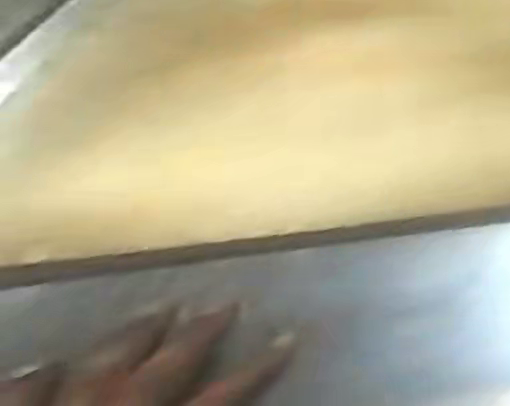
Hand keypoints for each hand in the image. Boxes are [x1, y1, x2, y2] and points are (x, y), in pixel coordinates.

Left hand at [0, 305, 293, 405]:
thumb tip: (231, 399)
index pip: (222, 393)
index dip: (260, 365)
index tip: (291, 335)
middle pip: (163, 367)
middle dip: (196, 333)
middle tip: (222, 303)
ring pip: (91, 369)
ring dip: (121, 342)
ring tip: (142, 319)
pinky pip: (12, 396)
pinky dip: (28, 379)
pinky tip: (38, 366)